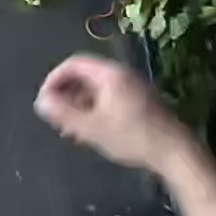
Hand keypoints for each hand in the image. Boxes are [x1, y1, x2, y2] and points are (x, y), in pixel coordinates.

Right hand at [35, 54, 195, 172]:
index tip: (44, 101)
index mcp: (109, 74)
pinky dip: (93, 111)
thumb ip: (63, 113)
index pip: (73, 64)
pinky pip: (108, 99)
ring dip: (79, 106)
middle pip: (84, 76)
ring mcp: (132, 87)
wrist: (173, 151)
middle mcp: (121, 74)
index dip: (54, 79)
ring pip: (96, 90)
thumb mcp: (91, 128)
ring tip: (69, 130)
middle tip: (56, 118)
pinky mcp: (138, 101)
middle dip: (66, 96)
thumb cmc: (131, 137)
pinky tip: (89, 133)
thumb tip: (41, 101)